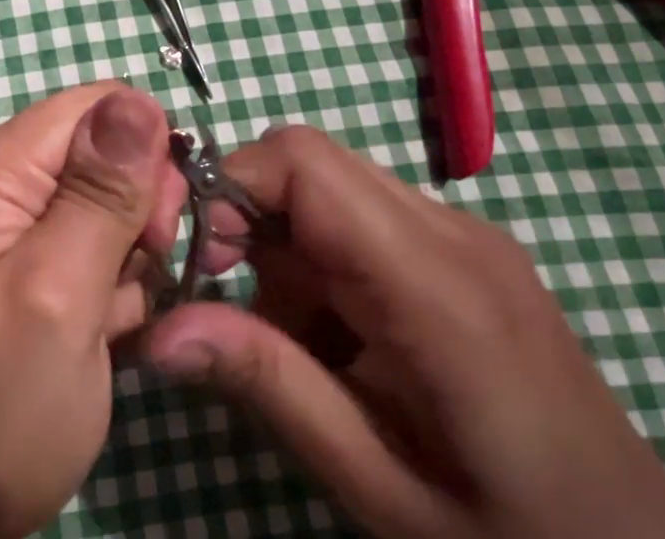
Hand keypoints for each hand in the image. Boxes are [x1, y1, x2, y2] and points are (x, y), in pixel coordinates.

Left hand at [0, 84, 189, 536]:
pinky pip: (84, 254)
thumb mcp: (57, 294)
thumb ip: (99, 195)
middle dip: (137, 220)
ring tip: (100, 327)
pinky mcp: (14, 270)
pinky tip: (90, 340)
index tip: (156, 236)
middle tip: (125, 292)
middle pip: (102, 157)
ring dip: (124, 267)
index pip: (96, 109)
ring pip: (103, 211)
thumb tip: (137, 98)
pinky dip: (103, 294)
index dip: (145, 160)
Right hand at [142, 126, 664, 538]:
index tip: (198, 266)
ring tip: (304, 354)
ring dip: (284, 256)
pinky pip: (360, 224)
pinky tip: (342, 347)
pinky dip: (321, 269)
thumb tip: (154, 331)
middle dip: (247, 223)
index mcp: (434, 282)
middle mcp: (453, 233)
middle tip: (241, 314)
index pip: (301, 161)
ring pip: (326, 194)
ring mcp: (466, 239)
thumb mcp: (377, 478)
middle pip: (307, 165)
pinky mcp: (466, 255)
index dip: (227, 188)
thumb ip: (269, 386)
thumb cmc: (510, 527)